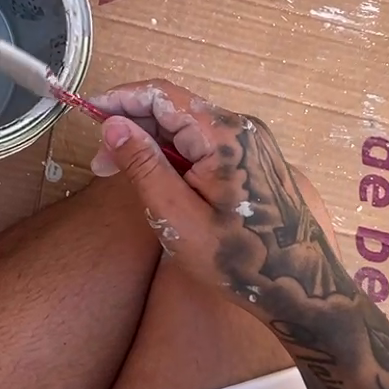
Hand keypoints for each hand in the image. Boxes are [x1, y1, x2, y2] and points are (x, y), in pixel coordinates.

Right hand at [85, 80, 345, 313]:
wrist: (302, 294)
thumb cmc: (236, 259)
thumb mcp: (175, 213)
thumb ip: (142, 163)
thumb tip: (111, 124)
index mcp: (222, 135)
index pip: (160, 94)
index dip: (119, 98)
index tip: (86, 111)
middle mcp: (239, 129)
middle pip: (171, 108)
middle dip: (130, 126)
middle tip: (100, 161)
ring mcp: (248, 143)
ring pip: (184, 126)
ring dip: (148, 142)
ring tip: (120, 173)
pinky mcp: (250, 159)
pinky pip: (200, 142)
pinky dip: (170, 153)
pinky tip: (153, 178)